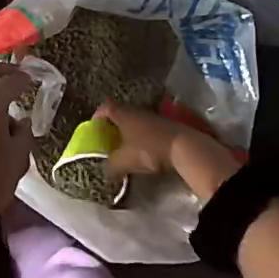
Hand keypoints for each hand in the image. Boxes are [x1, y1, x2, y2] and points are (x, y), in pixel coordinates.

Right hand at [94, 100, 240, 201]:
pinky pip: (146, 128)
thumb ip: (110, 166)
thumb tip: (103, 171)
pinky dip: (140, 136)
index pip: (105, 107)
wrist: (185, 147)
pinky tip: (142, 150)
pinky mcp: (165, 126)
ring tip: (123, 147)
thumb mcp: (125, 161)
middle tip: (107, 139)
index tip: (93, 128)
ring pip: (134, 121)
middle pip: (120, 113)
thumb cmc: (149, 150)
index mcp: (123, 114)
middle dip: (112, 125)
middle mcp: (137, 111)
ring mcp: (153, 117)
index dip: (97, 115)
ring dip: (128, 131)